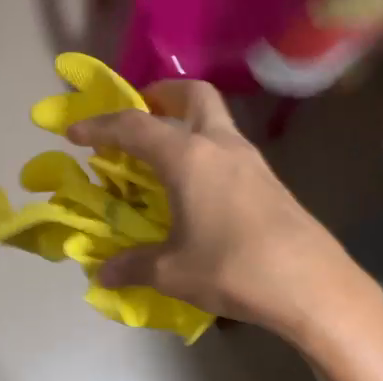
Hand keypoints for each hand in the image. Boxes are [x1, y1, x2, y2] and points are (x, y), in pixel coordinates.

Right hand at [66, 80, 379, 340]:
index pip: (135, 127)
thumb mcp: (172, 273)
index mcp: (189, 157)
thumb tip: (104, 273)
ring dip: (186, 128)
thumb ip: (134, 267)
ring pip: (215, 123)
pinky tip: (196, 193)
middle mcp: (220, 145)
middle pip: (191, 96)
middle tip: (138, 118)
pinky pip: (228, 153)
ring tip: (162, 161)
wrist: (306, 283)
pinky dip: (204, 157)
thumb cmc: (231, 269)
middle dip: (161, 98)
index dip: (100, 127)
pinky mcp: (268, 183)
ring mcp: (250, 162)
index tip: (75, 132)